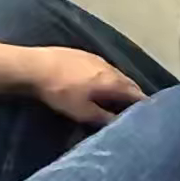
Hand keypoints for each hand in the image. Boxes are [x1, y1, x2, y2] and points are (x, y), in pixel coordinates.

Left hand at [0, 40, 144, 125]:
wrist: (29, 66)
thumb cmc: (58, 92)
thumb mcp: (83, 113)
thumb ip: (106, 119)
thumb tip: (123, 126)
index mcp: (115, 83)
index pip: (139, 95)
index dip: (146, 106)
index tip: (149, 116)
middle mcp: (112, 68)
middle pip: (130, 84)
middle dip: (134, 96)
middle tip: (134, 109)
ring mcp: (98, 59)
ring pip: (117, 75)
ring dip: (120, 86)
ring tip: (116, 97)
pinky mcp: (83, 54)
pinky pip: (104, 68)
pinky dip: (107, 78)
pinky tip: (97, 84)